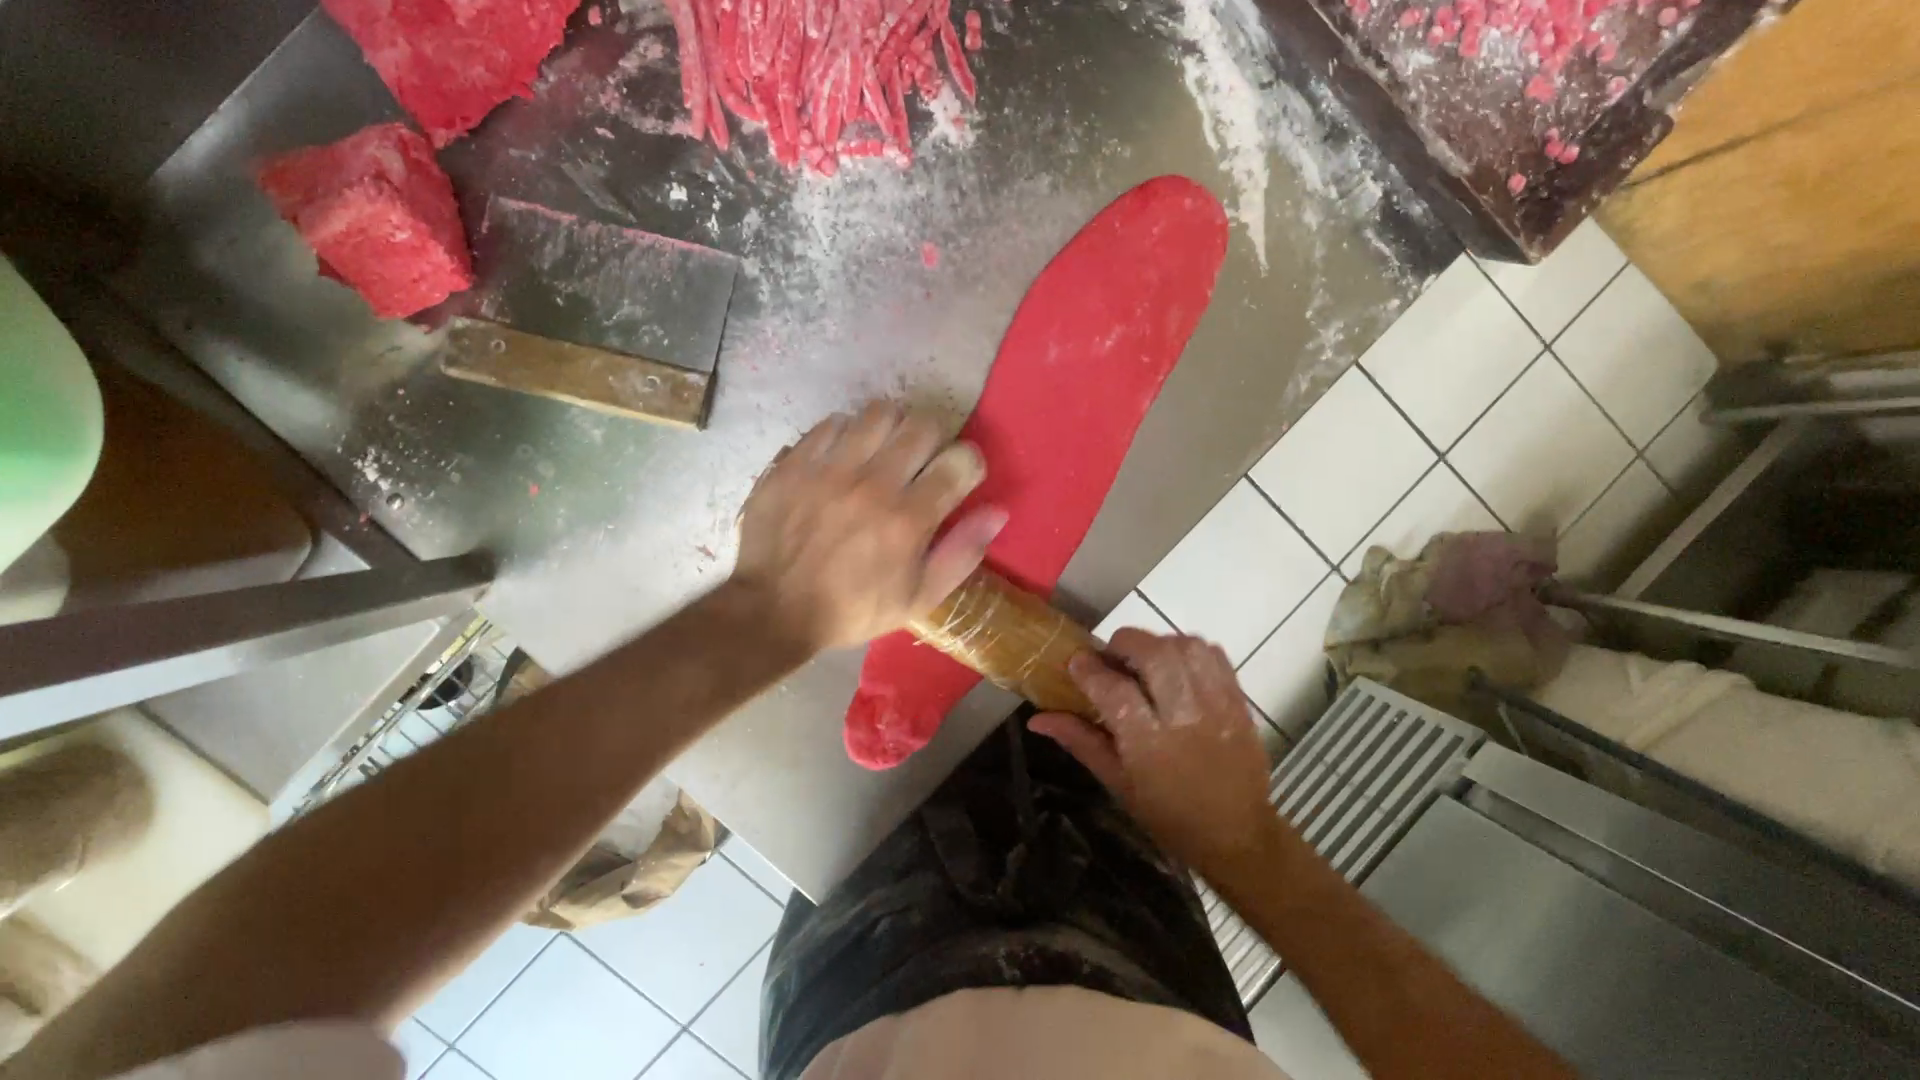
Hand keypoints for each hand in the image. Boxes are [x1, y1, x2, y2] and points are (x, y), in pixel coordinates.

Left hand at [733, 400, 1006, 650]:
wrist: (773, 609)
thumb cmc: (853, 608)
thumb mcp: (918, 598)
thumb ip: (962, 554)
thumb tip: (997, 512)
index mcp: (909, 518)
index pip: (960, 459)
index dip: (968, 464)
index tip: (958, 477)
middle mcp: (874, 483)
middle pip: (923, 425)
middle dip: (933, 440)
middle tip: (922, 462)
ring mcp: (830, 468)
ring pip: (879, 414)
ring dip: (892, 428)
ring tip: (884, 451)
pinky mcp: (796, 462)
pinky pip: (832, 423)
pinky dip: (847, 433)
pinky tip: (845, 456)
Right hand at [1031, 630, 1281, 878]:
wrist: (1236, 833)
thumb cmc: (1167, 814)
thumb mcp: (1117, 782)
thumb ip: (1080, 740)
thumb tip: (1036, 719)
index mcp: (1148, 743)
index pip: (1113, 688)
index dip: (1089, 668)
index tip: (1077, 662)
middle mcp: (1183, 716)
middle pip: (1153, 654)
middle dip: (1124, 643)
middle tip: (1112, 657)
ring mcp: (1215, 705)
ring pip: (1184, 647)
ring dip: (1157, 643)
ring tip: (1144, 660)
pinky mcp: (1237, 700)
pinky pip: (1213, 655)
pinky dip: (1189, 650)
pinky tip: (1175, 665)